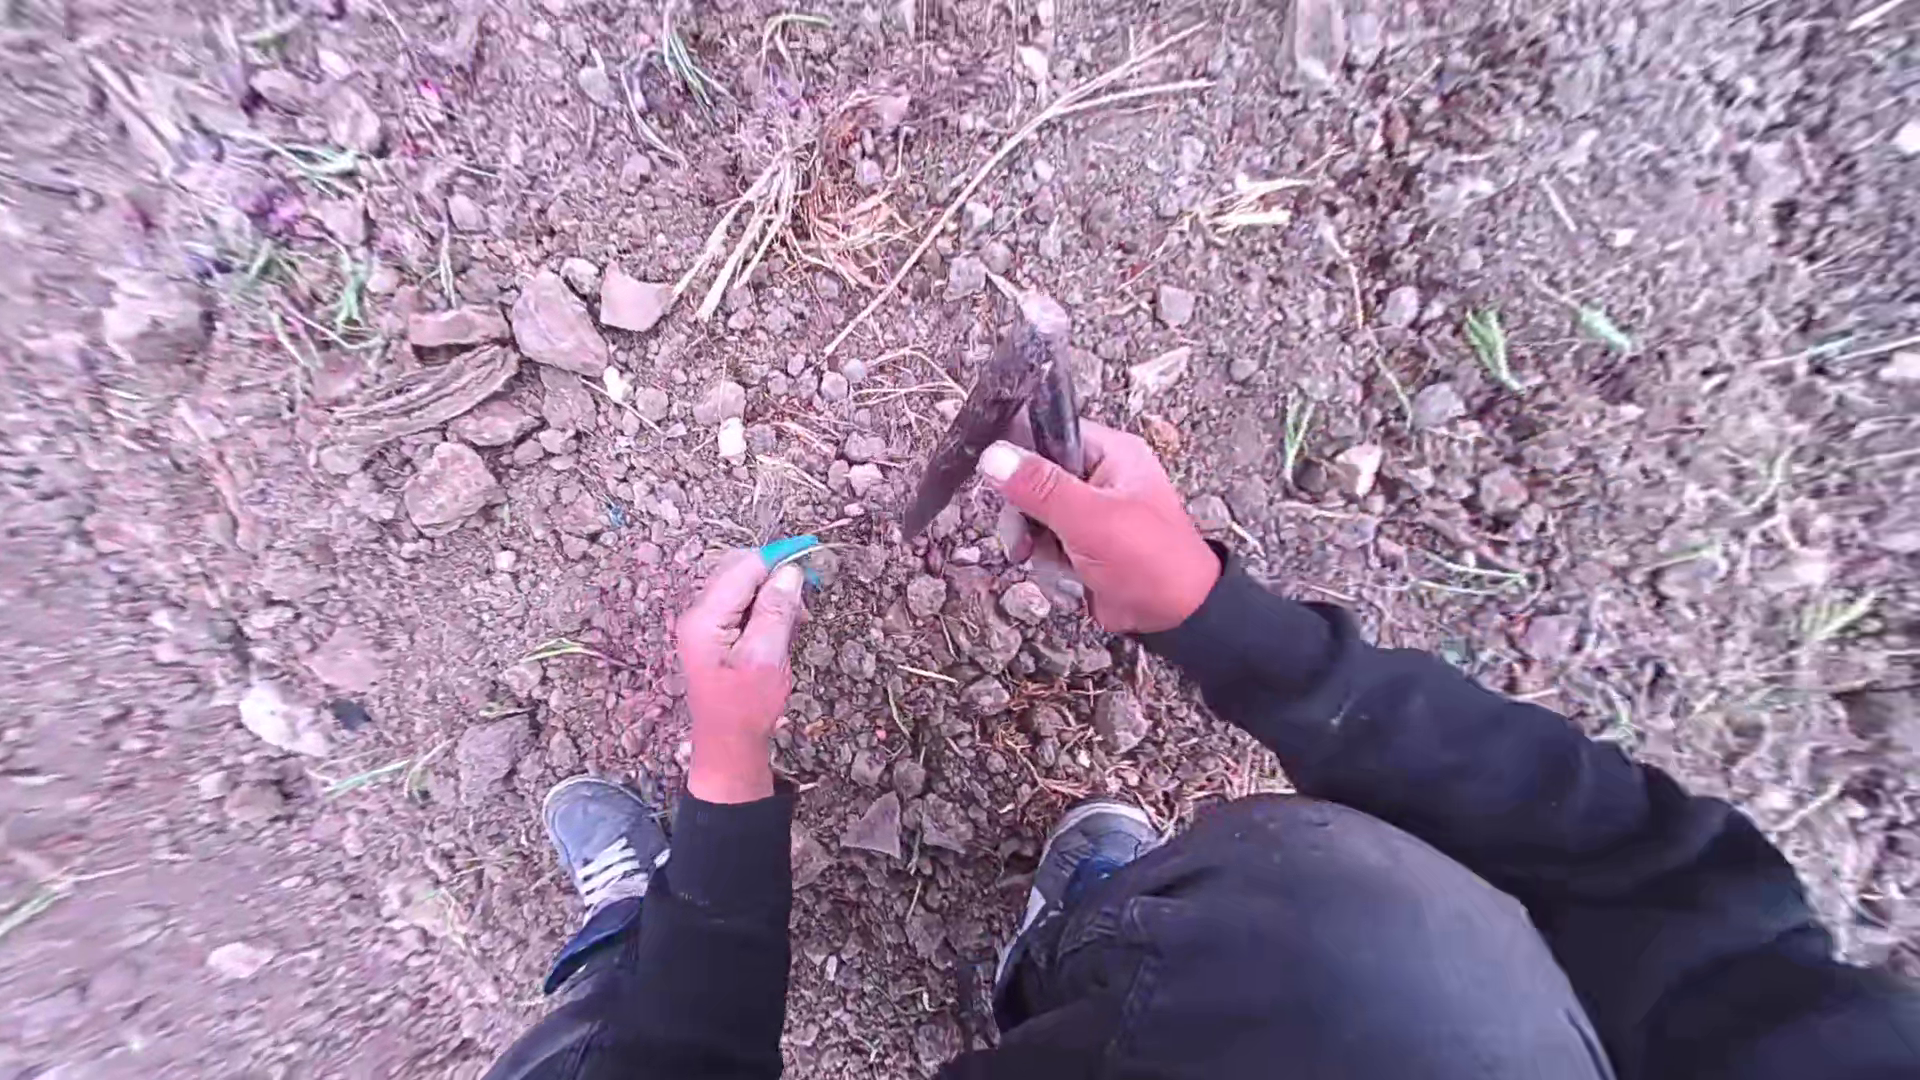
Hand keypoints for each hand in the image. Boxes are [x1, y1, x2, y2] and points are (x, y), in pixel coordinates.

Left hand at [674, 551, 806, 802]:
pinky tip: (785, 627)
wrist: (730, 746)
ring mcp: (708, 624)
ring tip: (798, 618)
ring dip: (774, 593)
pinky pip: (746, 605)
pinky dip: (768, 608)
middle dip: (776, 575)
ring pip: (745, 586)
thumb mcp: (765, 657)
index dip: (778, 558)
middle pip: (740, 571)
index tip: (811, 552)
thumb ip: (776, 611)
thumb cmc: (746, 706)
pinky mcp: (719, 634)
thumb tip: (790, 571)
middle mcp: (700, 614)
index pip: (744, 568)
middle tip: (806, 593)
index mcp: (705, 617)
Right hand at [979, 420, 1219, 633]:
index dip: (1020, 456)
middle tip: (1030, 535)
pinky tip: (1066, 576)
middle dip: (1026, 515)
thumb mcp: (1090, 518)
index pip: (1048, 434)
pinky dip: (1048, 566)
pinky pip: (1043, 547)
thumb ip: (1041, 487)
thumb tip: (996, 458)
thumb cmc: (1152, 561)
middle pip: (1031, 482)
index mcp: (1109, 454)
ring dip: (1037, 547)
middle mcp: (1096, 479)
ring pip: (1032, 519)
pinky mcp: (1079, 544)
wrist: (1174, 618)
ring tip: (1057, 561)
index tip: (1006, 484)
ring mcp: (1086, 513)